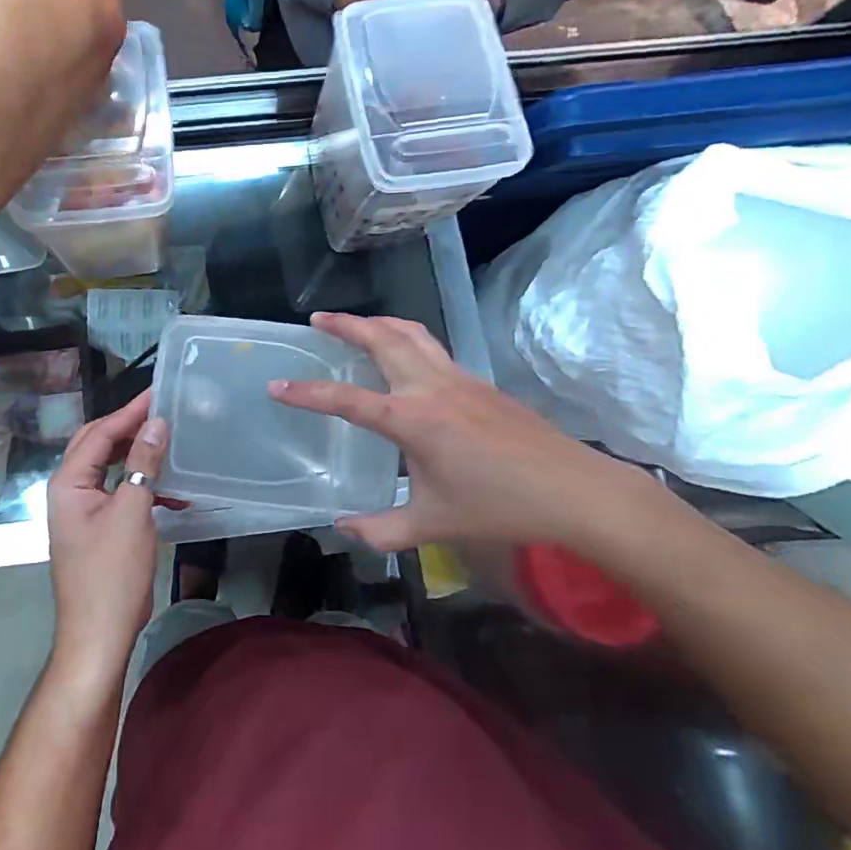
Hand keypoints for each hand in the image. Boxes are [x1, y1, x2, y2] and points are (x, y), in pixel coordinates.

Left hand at [47, 390, 167, 673]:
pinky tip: (168, 485)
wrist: (99, 633)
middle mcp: (69, 491)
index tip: (159, 392)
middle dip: (129, 425)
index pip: (99, 433)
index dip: (129, 411)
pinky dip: (141, 482)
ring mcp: (82, 511)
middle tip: (163, 410)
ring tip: (167, 439)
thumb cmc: (112, 572)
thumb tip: (156, 423)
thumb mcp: (131, 513)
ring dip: (135, 453)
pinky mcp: (98, 528)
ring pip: (108, 467)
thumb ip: (142, 464)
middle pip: (98, 445)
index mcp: (68, 482)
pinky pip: (118, 491)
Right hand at [269, 313, 654, 553]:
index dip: (307, 394)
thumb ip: (379, 530)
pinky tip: (404, 357)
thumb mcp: (431, 524)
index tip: (277, 387)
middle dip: (346, 325)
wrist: (573, 489)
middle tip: (318, 319)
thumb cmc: (499, 507)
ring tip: (356, 324)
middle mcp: (432, 387)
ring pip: (412, 334)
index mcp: (413, 420)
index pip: (348, 400)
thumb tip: (342, 527)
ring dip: (378, 324)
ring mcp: (460, 379)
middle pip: (383, 339)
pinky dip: (406, 339)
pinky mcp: (479, 382)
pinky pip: (433, 348)